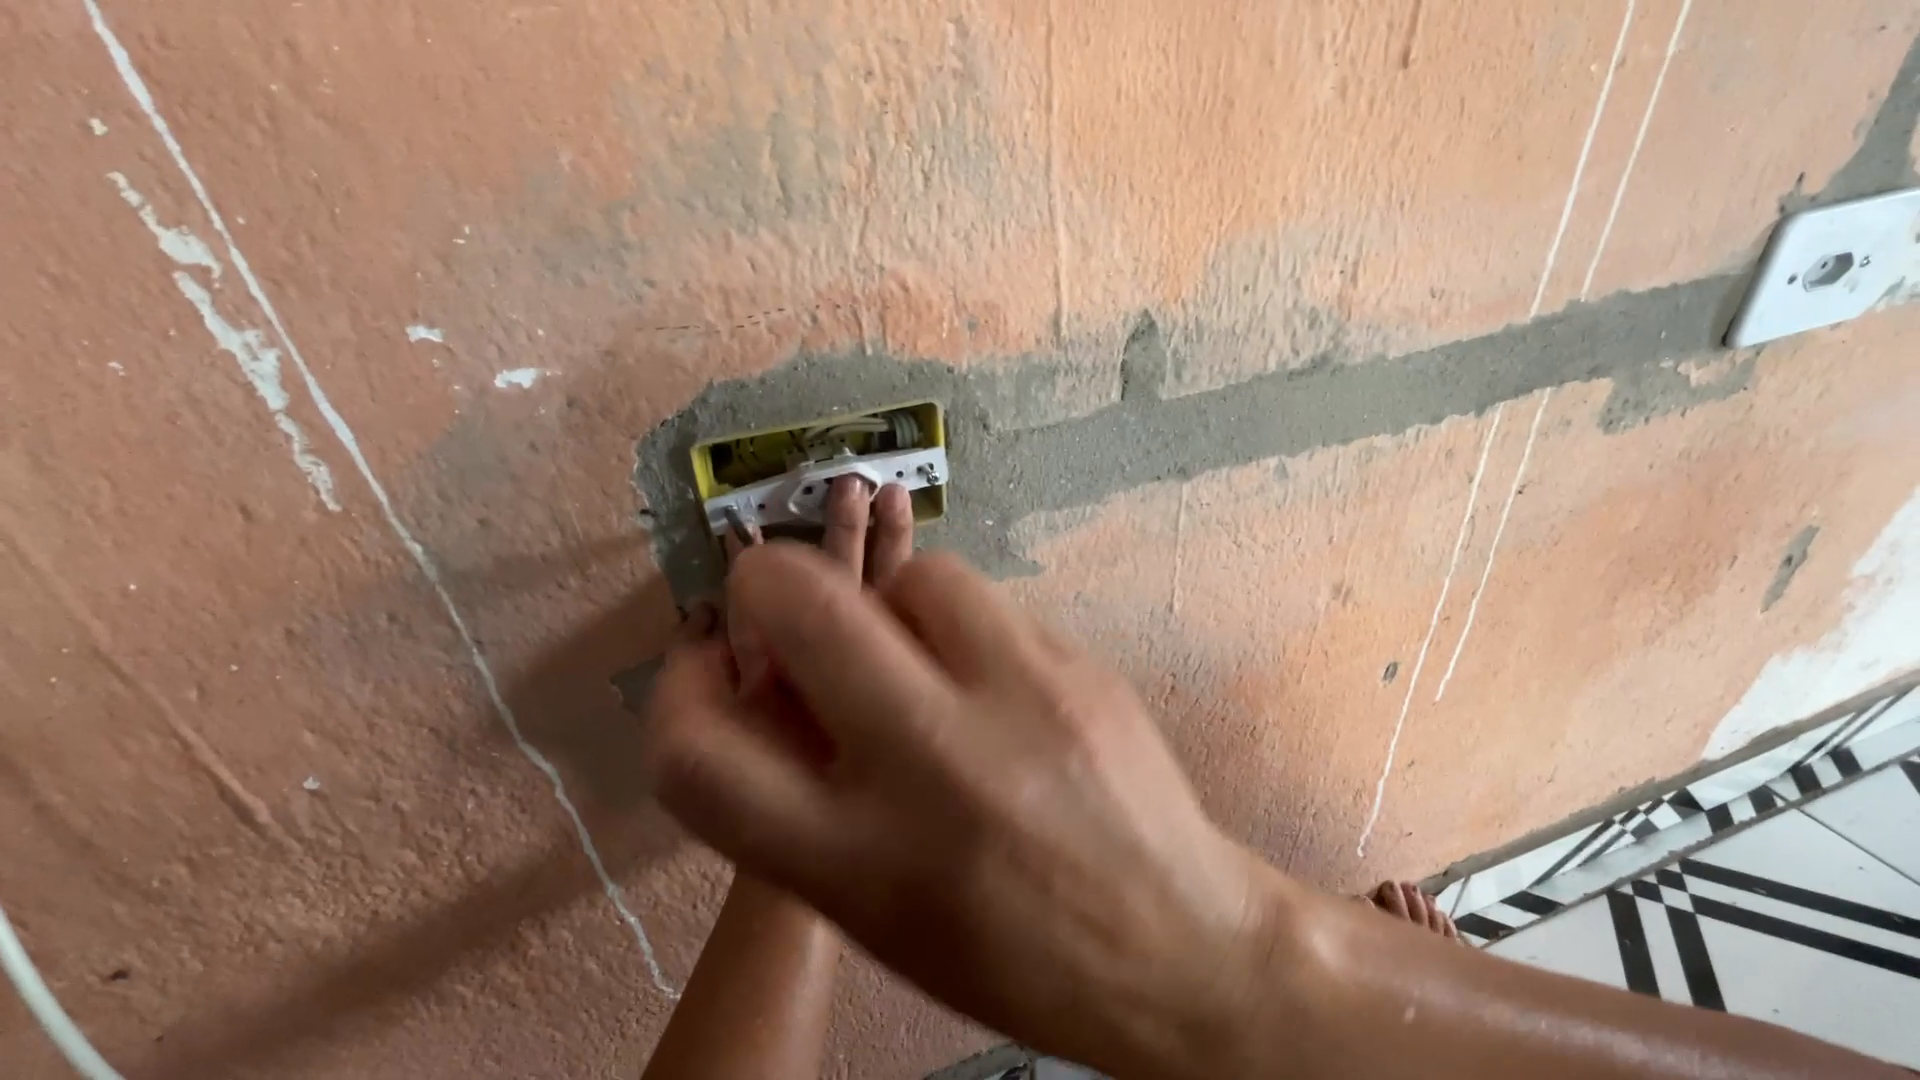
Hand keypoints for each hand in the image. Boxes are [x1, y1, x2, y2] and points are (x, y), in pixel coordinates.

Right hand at [643, 543, 1277, 1074]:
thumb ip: (796, 796)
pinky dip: (956, 622)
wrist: (1176, 948)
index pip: (696, 753)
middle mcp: (931, 765)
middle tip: (789, 608)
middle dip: (769, 581)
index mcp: (855, 862)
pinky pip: (986, 602)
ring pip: (910, 574)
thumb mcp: (871, 905)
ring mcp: (1019, 699)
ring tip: (908, 652)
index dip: (678, 694)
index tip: (710, 669)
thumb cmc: (1005, 950)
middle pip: (798, 600)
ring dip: (885, 603)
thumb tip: (760, 677)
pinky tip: (981, 671)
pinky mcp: (1079, 663)